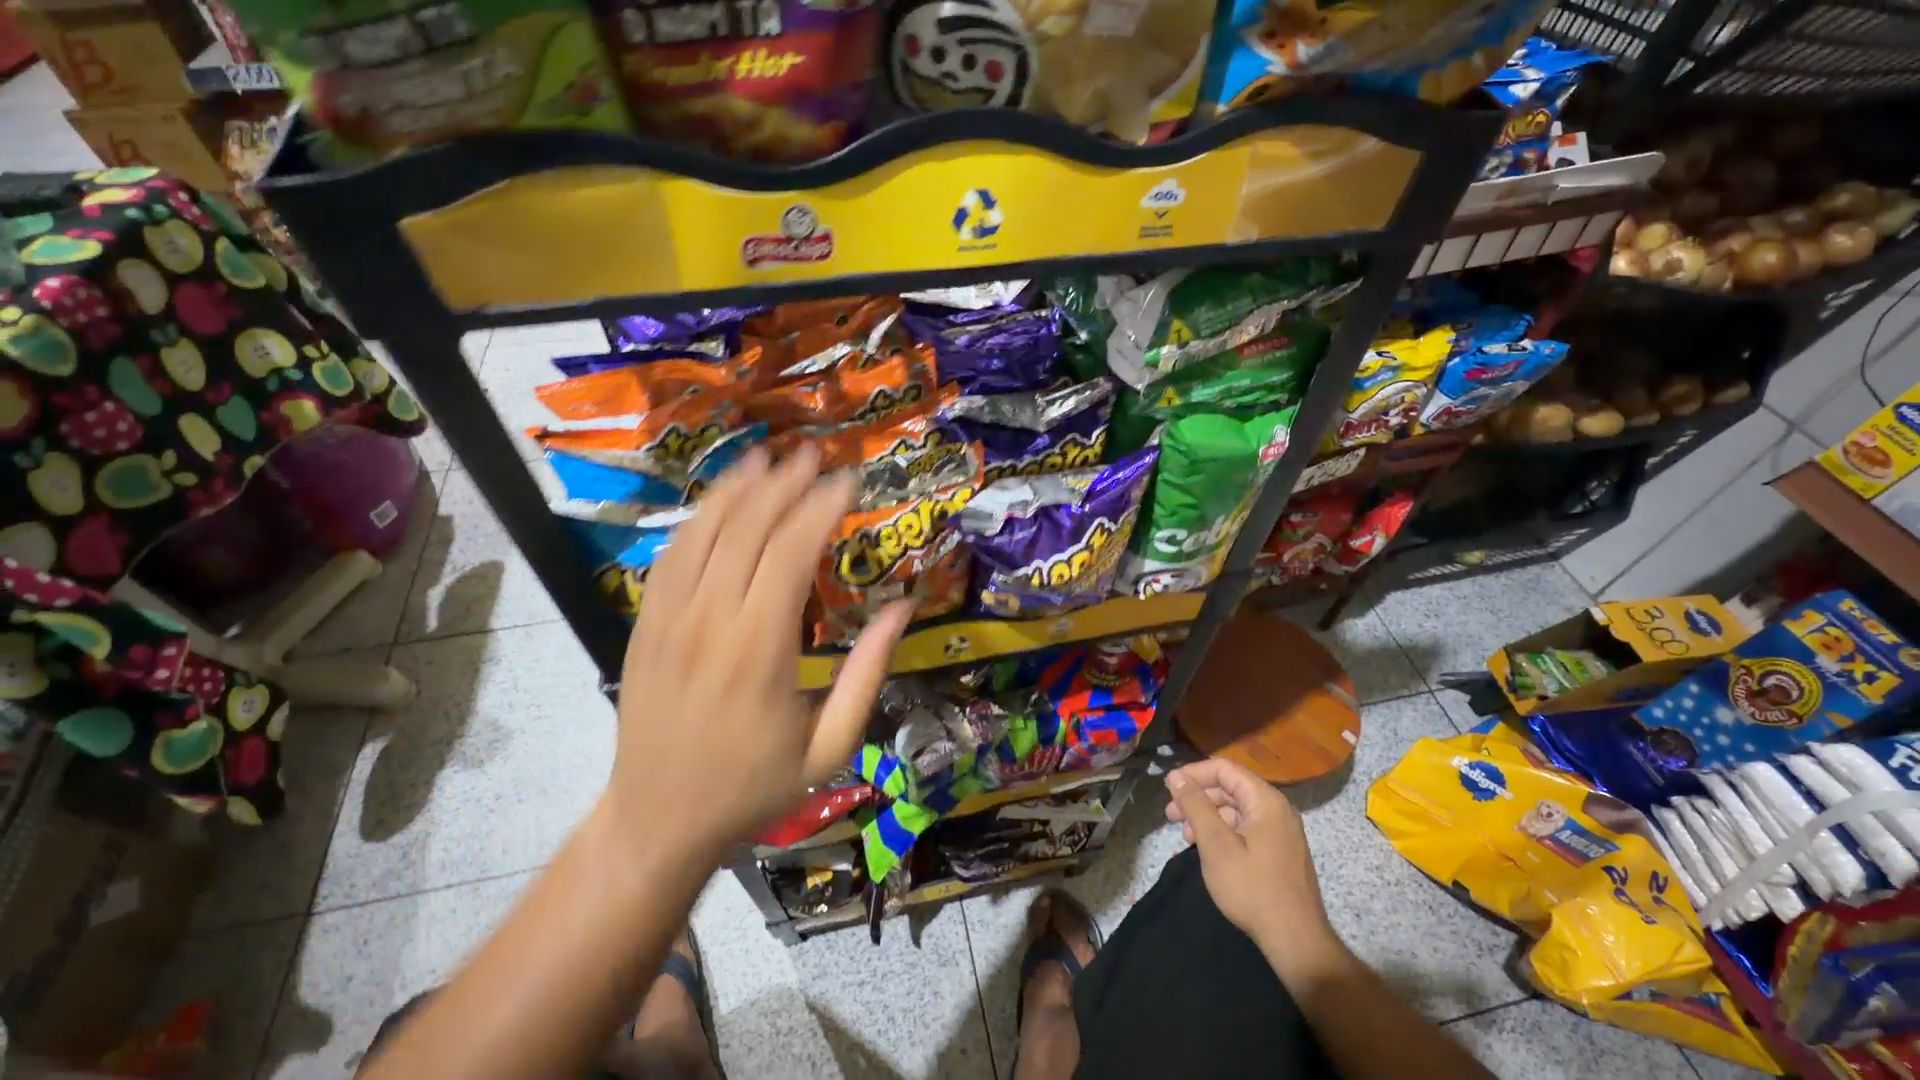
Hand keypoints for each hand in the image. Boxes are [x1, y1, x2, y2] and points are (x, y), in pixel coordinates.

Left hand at [606, 445, 911, 861]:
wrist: (660, 818)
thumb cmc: (754, 787)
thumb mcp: (829, 747)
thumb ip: (867, 674)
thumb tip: (903, 607)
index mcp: (760, 650)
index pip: (791, 552)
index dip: (820, 508)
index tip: (848, 480)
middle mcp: (710, 622)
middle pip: (747, 530)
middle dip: (783, 484)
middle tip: (814, 454)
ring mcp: (668, 619)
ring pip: (703, 534)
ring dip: (736, 490)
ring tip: (766, 458)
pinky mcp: (644, 625)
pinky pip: (670, 557)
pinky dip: (697, 521)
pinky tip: (718, 503)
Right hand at [1165, 758, 1346, 981]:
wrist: (1295, 938)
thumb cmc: (1252, 888)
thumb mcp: (1216, 844)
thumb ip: (1196, 805)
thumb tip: (1176, 776)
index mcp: (1266, 801)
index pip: (1225, 769)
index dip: (1194, 773)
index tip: (1168, 788)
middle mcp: (1277, 809)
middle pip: (1232, 787)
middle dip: (1198, 796)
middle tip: (1170, 815)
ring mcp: (1282, 831)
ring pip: (1238, 809)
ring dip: (1208, 816)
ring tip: (1185, 835)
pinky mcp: (1280, 851)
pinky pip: (1247, 828)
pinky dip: (1224, 831)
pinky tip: (1207, 849)